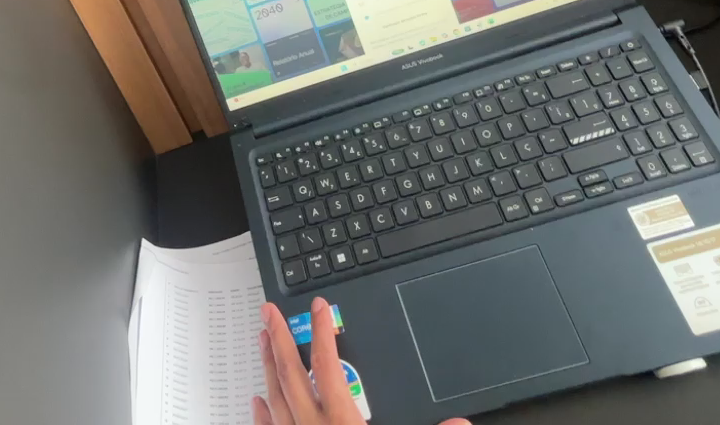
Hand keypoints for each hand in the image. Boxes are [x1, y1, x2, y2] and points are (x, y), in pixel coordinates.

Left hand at [255, 299, 469, 424]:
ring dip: (267, 369)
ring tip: (261, 339)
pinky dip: (261, 417)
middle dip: (279, 341)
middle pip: (291, 379)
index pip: (328, 370)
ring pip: (276, 403)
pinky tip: (255, 401)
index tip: (318, 307)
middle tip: (267, 310)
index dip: (323, 335)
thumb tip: (463, 422)